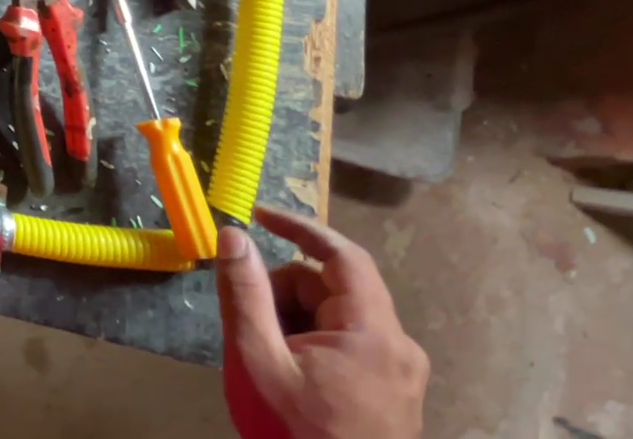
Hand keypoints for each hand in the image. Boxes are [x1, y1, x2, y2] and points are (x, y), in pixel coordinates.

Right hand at [216, 206, 429, 438]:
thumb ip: (243, 292)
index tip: (255, 215)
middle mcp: (398, 346)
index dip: (298, 227)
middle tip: (249, 324)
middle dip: (281, 291)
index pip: (343, 256)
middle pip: (329, 286)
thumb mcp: (257, 358)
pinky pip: (342, 339)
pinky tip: (286, 369)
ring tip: (267, 355)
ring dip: (290, 318)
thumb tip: (233, 234)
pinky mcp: (391, 388)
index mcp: (374, 334)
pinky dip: (306, 338)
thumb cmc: (296, 431)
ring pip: (332, 313)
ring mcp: (399, 370)